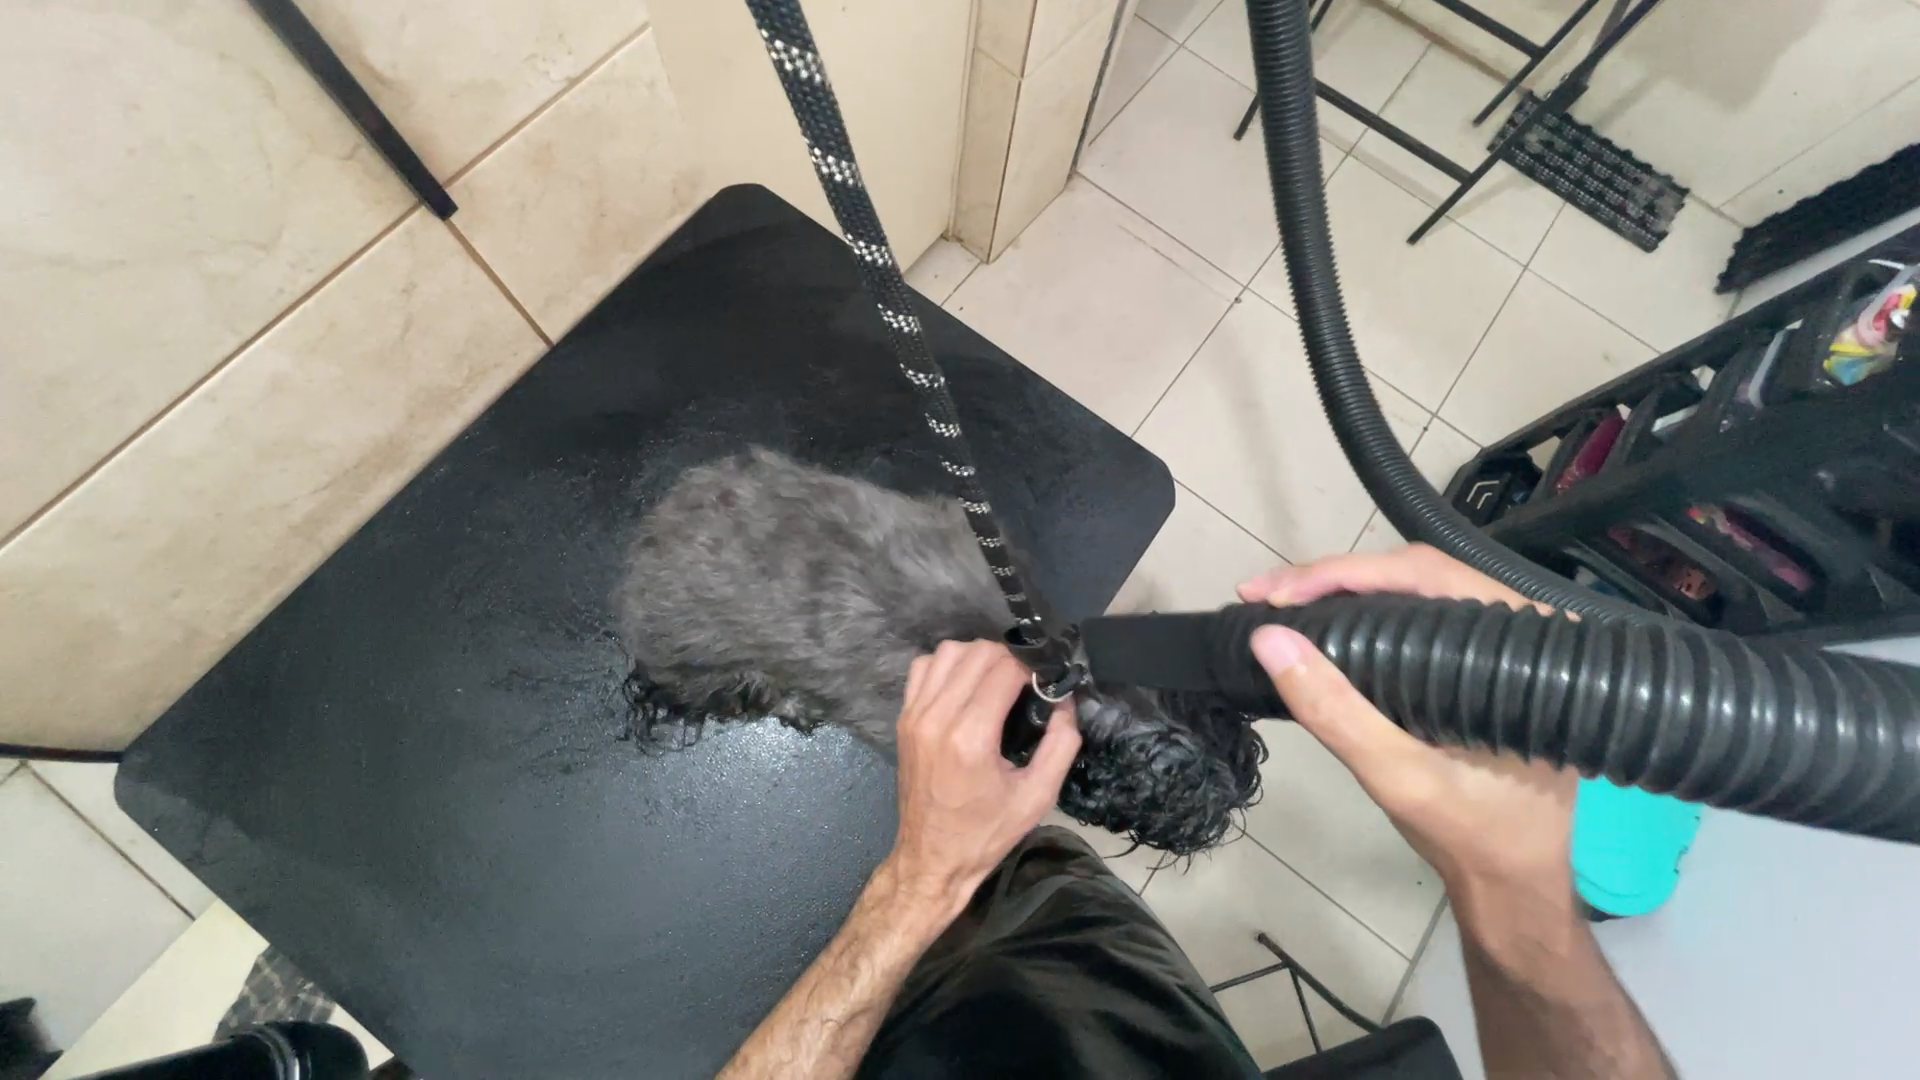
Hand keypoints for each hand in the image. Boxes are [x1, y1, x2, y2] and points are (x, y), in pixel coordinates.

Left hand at [883, 640, 1080, 919]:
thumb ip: (1061, 744)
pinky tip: (965, 685)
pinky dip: (948, 665)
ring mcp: (915, 715)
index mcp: (971, 738)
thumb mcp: (1037, 796)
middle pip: (978, 653)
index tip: (1046, 681)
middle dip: (1009, 658)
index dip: (1032, 667)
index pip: (1004, 669)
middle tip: (1026, 681)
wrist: (932, 859)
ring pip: (949, 651)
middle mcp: (937, 717)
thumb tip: (1065, 701)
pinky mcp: (904, 718)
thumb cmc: (986, 833)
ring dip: (978, 656)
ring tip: (997, 679)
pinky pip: (924, 667)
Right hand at [1237, 546, 1577, 915]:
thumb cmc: (1470, 833)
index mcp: (1520, 646)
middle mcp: (1509, 631)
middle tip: (1259, 595)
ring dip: (1330, 591)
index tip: (1277, 597)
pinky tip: (1311, 623)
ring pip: (1400, 590)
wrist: (1509, 883)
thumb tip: (1266, 637)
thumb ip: (1334, 711)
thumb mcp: (1397, 776)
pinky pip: (1400, 616)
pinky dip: (1347, 614)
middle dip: (1324, 577)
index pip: (1424, 576)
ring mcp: (1486, 645)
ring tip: (1273, 603)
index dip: (1341, 574)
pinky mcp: (1463, 662)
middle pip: (1407, 573)